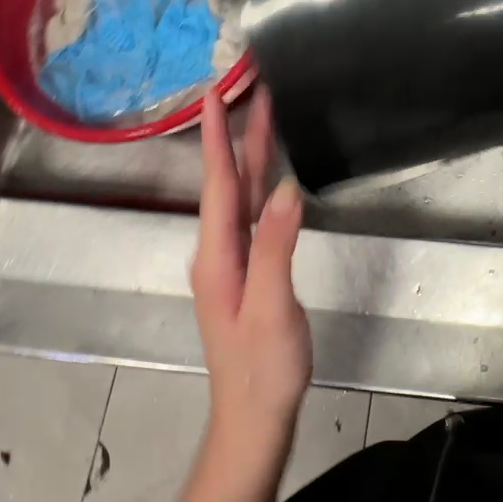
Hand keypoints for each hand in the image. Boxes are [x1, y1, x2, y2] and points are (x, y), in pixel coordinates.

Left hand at [185, 88, 309, 501]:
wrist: (255, 416)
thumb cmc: (263, 366)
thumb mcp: (271, 308)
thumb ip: (276, 248)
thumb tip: (288, 188)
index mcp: (218, 254)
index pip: (219, 183)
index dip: (217, 138)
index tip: (214, 94)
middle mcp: (220, 249)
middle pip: (230, 181)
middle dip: (237, 133)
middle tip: (252, 88)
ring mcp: (234, 259)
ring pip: (244, 193)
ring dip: (252, 153)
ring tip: (266, 114)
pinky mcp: (251, 268)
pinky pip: (255, 211)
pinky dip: (263, 181)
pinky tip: (275, 172)